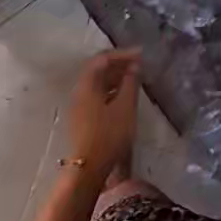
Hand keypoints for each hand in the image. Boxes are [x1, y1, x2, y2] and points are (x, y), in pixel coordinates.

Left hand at [65, 48, 140, 182]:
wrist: (88, 166)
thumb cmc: (109, 135)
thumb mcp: (125, 107)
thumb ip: (130, 83)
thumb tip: (134, 66)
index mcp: (88, 84)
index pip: (103, 59)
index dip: (122, 54)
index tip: (141, 54)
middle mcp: (80, 90)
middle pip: (98, 69)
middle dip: (119, 64)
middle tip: (139, 64)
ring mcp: (79, 103)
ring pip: (98, 82)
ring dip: (116, 77)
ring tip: (135, 78)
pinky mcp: (82, 115)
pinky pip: (97, 93)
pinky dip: (111, 89)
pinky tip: (124, 95)